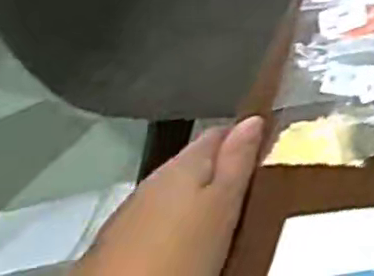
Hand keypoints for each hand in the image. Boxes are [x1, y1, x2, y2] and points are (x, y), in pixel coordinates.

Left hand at [73, 117, 264, 275]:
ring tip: (216, 229)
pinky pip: (153, 226)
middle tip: (246, 200)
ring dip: (193, 204)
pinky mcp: (109, 250)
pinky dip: (170, 231)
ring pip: (172, 196)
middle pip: (195, 165)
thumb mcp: (223, 206)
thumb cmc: (180, 254)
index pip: (220, 131)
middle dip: (219, 175)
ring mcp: (128, 214)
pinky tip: (180, 252)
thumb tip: (252, 119)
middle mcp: (154, 179)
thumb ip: (238, 160)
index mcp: (184, 162)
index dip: (244, 139)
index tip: (264, 157)